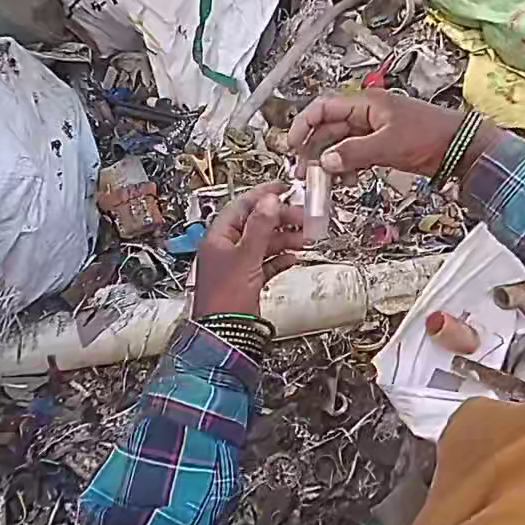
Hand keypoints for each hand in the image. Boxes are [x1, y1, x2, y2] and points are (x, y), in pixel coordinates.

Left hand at [192, 181, 308, 317]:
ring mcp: (236, 265)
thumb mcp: (246, 256)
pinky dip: (279, 259)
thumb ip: (260, 227)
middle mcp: (226, 248)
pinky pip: (266, 264)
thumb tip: (270, 200)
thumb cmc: (226, 297)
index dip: (264, 195)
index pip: (242, 206)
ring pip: (263, 243)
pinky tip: (293, 258)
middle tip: (303, 218)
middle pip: (256, 224)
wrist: (224, 336)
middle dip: (280, 220)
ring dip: (284, 239)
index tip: (286, 188)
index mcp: (219, 237)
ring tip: (305, 239)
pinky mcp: (247, 282)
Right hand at [288, 91, 486, 178]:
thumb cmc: (431, 137)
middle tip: (305, 172)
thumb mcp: (388, 144)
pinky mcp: (383, 147)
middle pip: (329, 129)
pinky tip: (346, 180)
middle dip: (314, 150)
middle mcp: (367, 115)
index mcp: (366, 105)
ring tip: (323, 181)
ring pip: (341, 145)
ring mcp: (374, 131)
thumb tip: (326, 162)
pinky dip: (347, 167)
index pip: (323, 108)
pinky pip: (355, 155)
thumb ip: (354, 153)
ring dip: (330, 162)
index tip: (292, 145)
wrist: (462, 149)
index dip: (304, 124)